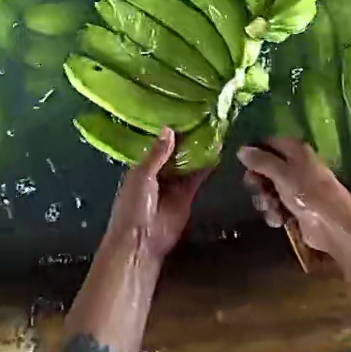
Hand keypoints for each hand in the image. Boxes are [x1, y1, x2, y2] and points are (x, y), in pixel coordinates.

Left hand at [101, 126, 212, 267]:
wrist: (141, 240)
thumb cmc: (133, 205)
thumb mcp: (142, 175)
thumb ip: (156, 154)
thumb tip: (168, 129)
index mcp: (141, 166)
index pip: (155, 144)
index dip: (167, 131)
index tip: (180, 112)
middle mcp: (157, 172)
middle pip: (174, 152)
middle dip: (185, 138)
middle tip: (202, 116)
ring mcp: (173, 183)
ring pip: (187, 163)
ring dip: (198, 150)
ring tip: (213, 129)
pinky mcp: (187, 195)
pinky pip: (197, 177)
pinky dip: (206, 166)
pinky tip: (217, 152)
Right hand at [238, 138, 350, 287]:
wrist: (334, 226)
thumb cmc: (308, 193)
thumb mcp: (282, 173)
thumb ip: (260, 160)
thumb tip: (241, 150)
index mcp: (296, 152)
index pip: (268, 144)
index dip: (254, 154)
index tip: (243, 164)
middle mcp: (296, 167)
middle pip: (265, 169)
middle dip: (258, 182)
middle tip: (256, 189)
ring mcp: (296, 188)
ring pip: (268, 190)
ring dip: (265, 201)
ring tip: (273, 209)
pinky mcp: (296, 208)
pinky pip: (276, 206)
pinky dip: (275, 213)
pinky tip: (279, 220)